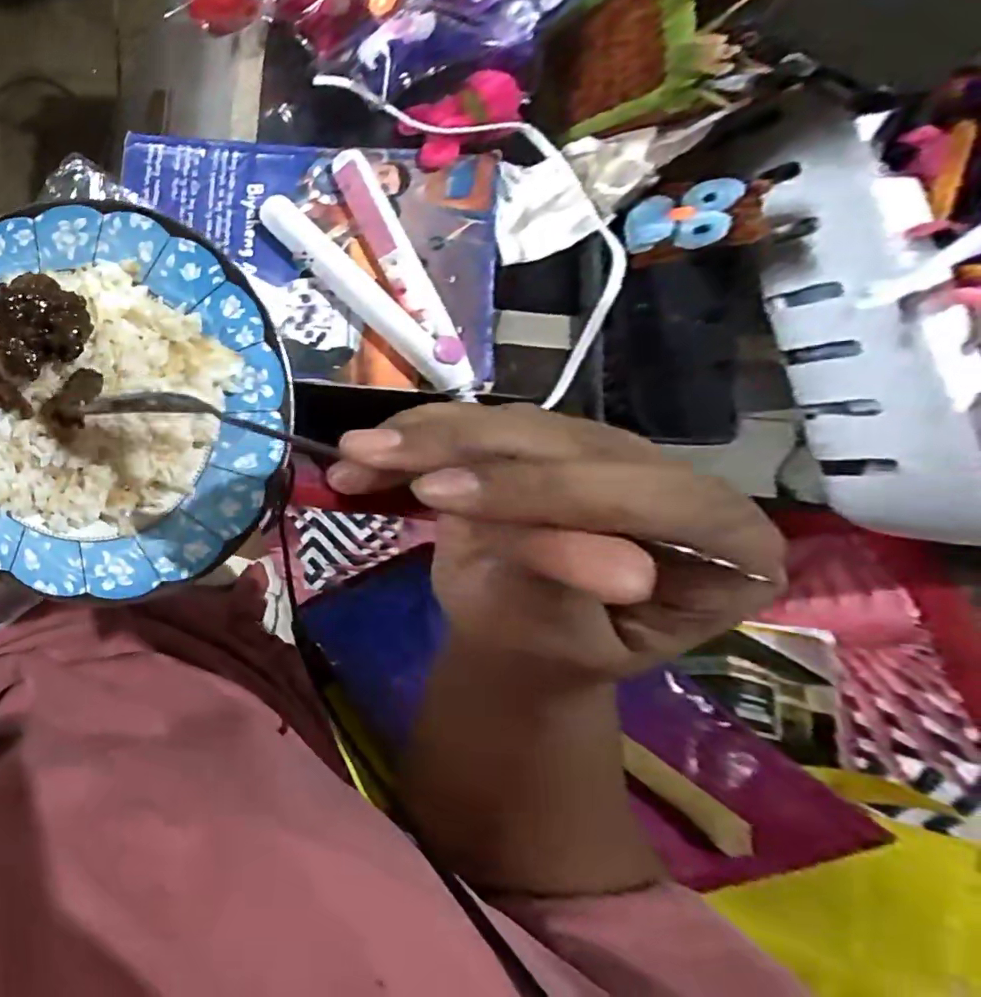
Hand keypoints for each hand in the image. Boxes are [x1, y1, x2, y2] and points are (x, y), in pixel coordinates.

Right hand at [326, 404, 785, 686]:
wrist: (515, 637)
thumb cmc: (545, 650)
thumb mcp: (555, 637)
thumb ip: (562, 587)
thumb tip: (601, 558)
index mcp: (723, 538)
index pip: (642, 498)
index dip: (537, 491)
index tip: (438, 498)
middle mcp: (666, 475)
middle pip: (559, 442)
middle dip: (453, 447)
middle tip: (368, 454)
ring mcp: (596, 450)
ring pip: (505, 423)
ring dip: (418, 435)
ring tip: (350, 452)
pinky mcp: (537, 441)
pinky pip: (472, 424)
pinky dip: (410, 436)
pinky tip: (361, 451)